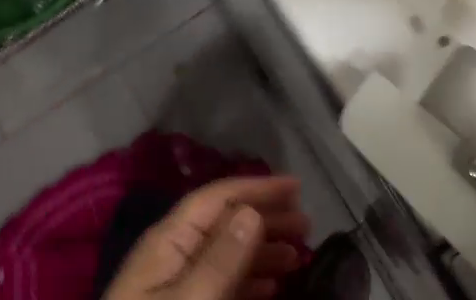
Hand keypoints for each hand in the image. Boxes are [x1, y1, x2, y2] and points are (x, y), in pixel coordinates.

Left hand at [105, 175, 310, 299]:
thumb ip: (219, 259)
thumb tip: (250, 211)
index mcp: (168, 240)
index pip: (216, 198)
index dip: (257, 187)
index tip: (297, 186)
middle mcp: (171, 254)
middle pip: (223, 222)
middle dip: (266, 217)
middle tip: (307, 225)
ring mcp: (173, 284)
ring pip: (225, 254)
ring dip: (263, 250)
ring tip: (298, 257)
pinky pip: (220, 283)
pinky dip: (248, 280)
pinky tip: (272, 289)